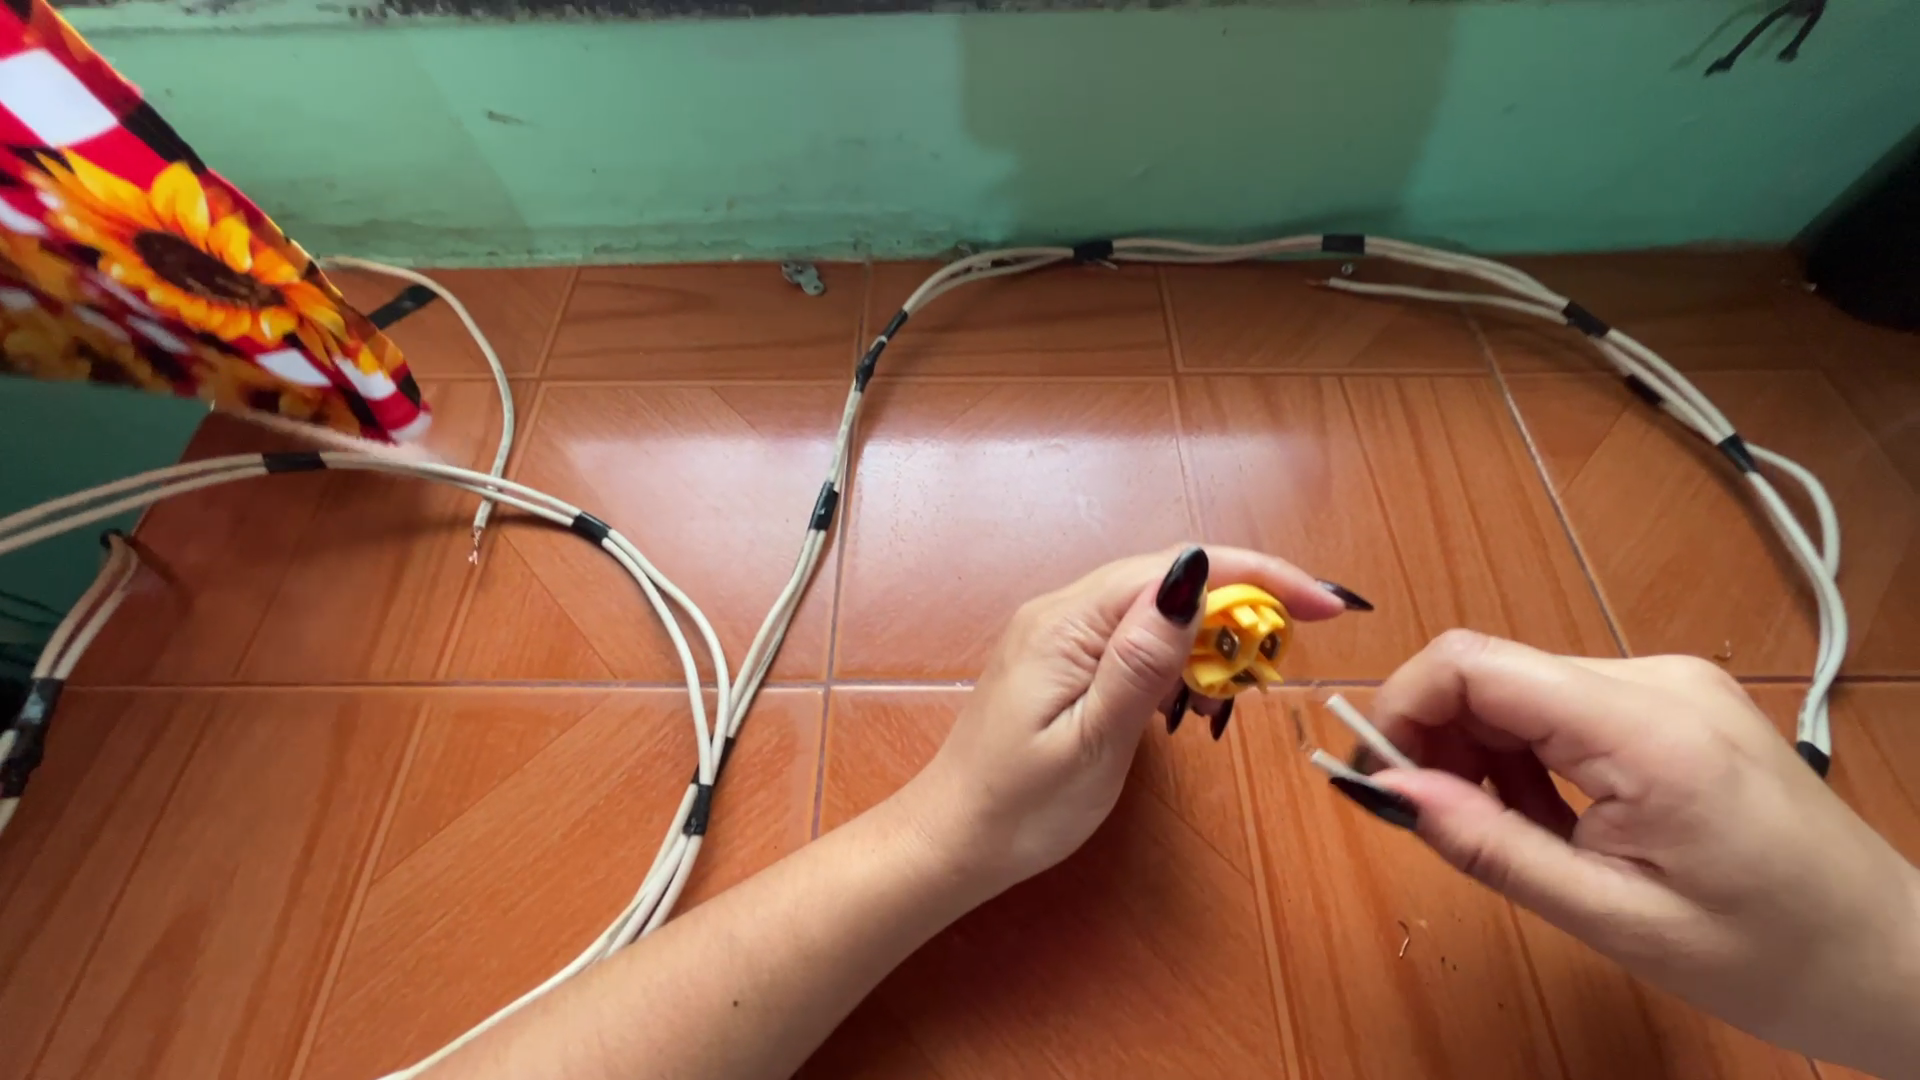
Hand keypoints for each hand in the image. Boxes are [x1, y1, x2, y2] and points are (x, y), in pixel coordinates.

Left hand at [895, 545, 1353, 899]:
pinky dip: (1173, 653)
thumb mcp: (1092, 740)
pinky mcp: (1057, 658)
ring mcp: (1054, 633)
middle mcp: (1058, 611)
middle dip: (1239, 600)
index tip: (1324, 606)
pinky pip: (1126, 634)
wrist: (952, 838)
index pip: (1172, 569)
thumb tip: (1193, 577)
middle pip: (1162, 578)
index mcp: (1066, 623)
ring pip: (1148, 605)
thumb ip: (1140, 659)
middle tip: (1291, 650)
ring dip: (1207, 630)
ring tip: (1248, 678)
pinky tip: (1191, 690)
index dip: (1255, 575)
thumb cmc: (1020, 807)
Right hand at [1347, 631, 1919, 1076]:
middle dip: (1433, 737)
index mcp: (1647, 730)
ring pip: (1506, 686)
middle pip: (1484, 672)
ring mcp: (1658, 680)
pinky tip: (1539, 809)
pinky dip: (1513, 752)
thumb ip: (1487, 845)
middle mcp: (1648, 678)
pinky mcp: (1657, 695)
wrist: (1914, 969)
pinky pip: (1543, 702)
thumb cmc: (1775, 962)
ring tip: (1500, 826)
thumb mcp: (1615, 920)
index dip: (1401, 704)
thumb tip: (1381, 786)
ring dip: (1473, 751)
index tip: (1379, 771)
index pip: (1473, 663)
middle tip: (1430, 813)